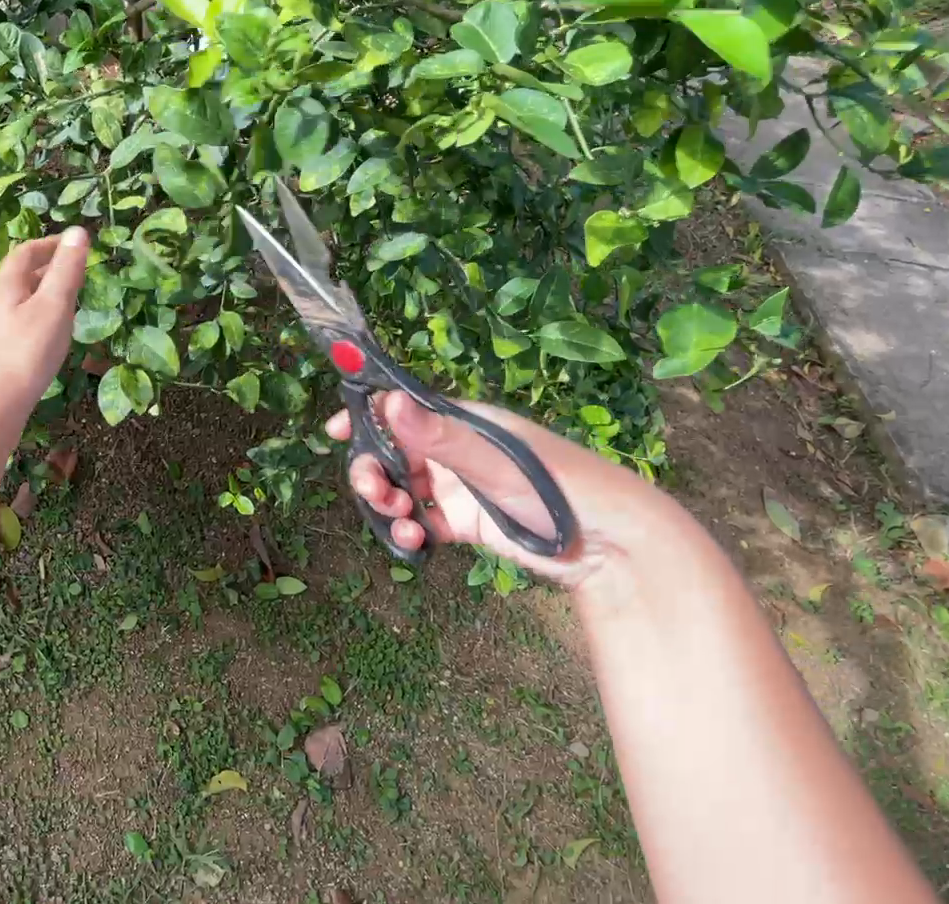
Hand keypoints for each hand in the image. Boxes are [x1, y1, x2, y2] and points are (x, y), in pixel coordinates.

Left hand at [0, 228, 88, 421]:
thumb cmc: (24, 353)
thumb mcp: (53, 307)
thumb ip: (66, 270)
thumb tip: (76, 231)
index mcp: (3, 282)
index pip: (27, 251)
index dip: (51, 245)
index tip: (74, 246)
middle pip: (17, 275)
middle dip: (44, 270)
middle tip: (72, 274)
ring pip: (13, 300)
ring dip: (37, 295)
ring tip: (62, 305)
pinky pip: (11, 322)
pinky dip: (30, 318)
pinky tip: (41, 338)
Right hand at [326, 391, 701, 590]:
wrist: (613, 546)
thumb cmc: (558, 487)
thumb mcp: (494, 460)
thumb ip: (438, 436)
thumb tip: (388, 401)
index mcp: (462, 423)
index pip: (402, 410)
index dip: (367, 417)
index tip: (335, 430)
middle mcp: (455, 451)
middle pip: (393, 454)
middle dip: (373, 470)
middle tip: (371, 490)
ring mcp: (458, 488)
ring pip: (402, 489)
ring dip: (388, 504)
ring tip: (399, 522)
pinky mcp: (464, 523)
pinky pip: (421, 522)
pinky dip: (408, 531)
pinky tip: (412, 542)